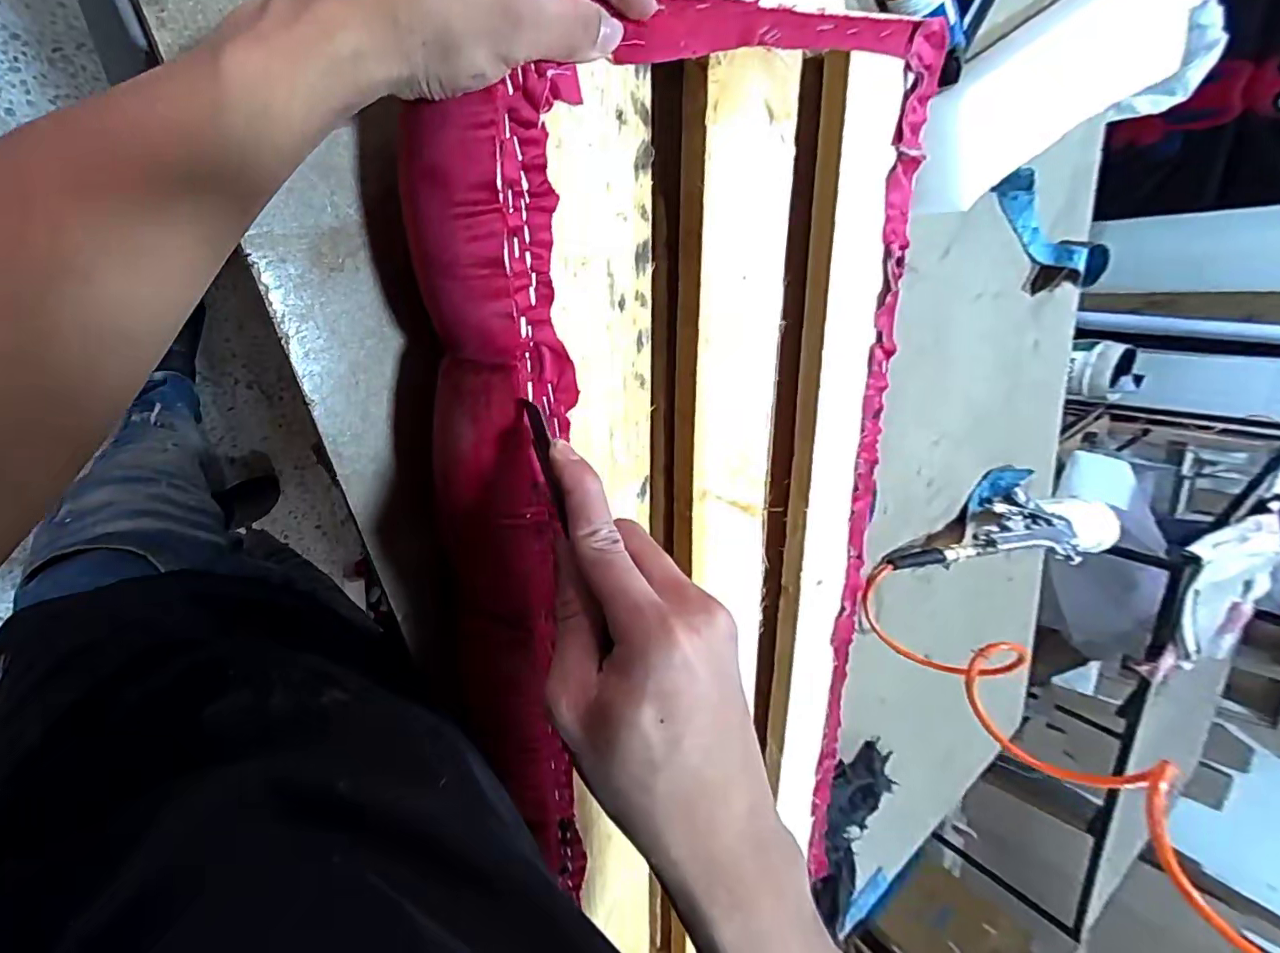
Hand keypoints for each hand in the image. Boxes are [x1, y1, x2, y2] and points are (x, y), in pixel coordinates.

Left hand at [303, 0, 656, 100]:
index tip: (648, 8)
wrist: (338, 39)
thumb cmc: (432, 22)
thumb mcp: (515, 28)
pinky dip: (493, 14)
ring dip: (532, 10)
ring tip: (557, 44)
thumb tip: (609, 33)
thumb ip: (571, 28)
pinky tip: (500, 40)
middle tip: (604, 29)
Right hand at [545, 441, 831, 952]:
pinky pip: (665, 584)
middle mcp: (694, 607)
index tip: (556, 445)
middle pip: (626, 539)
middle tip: (575, 616)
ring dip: (614, 578)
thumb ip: (571, 619)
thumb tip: (568, 556)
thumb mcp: (573, 703)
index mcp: (653, 629)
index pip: (601, 539)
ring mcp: (717, 614)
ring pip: (646, 560)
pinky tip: (635, 654)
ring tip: (609, 651)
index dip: (576, 487)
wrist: (722, 833)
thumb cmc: (636, 778)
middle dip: (591, 552)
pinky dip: (636, 595)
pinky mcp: (723, 626)